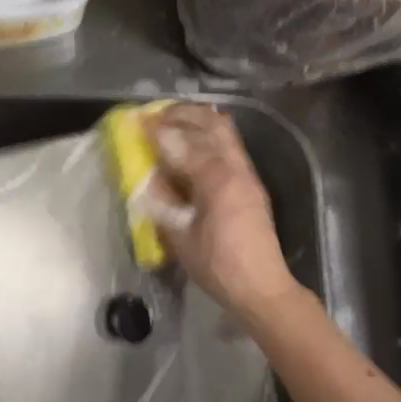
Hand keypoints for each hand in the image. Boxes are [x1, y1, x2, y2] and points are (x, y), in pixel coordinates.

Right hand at [146, 104, 304, 318]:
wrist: (262, 286)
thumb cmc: (218, 267)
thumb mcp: (181, 239)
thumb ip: (164, 204)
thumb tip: (149, 180)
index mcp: (217, 181)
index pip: (183, 144)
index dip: (159, 131)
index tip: (138, 122)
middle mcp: (236, 169)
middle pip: (212, 125)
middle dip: (183, 115)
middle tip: (158, 115)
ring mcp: (248, 175)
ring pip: (225, 133)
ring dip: (199, 122)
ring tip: (174, 122)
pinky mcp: (252, 184)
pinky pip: (230, 148)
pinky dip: (210, 137)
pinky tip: (195, 144)